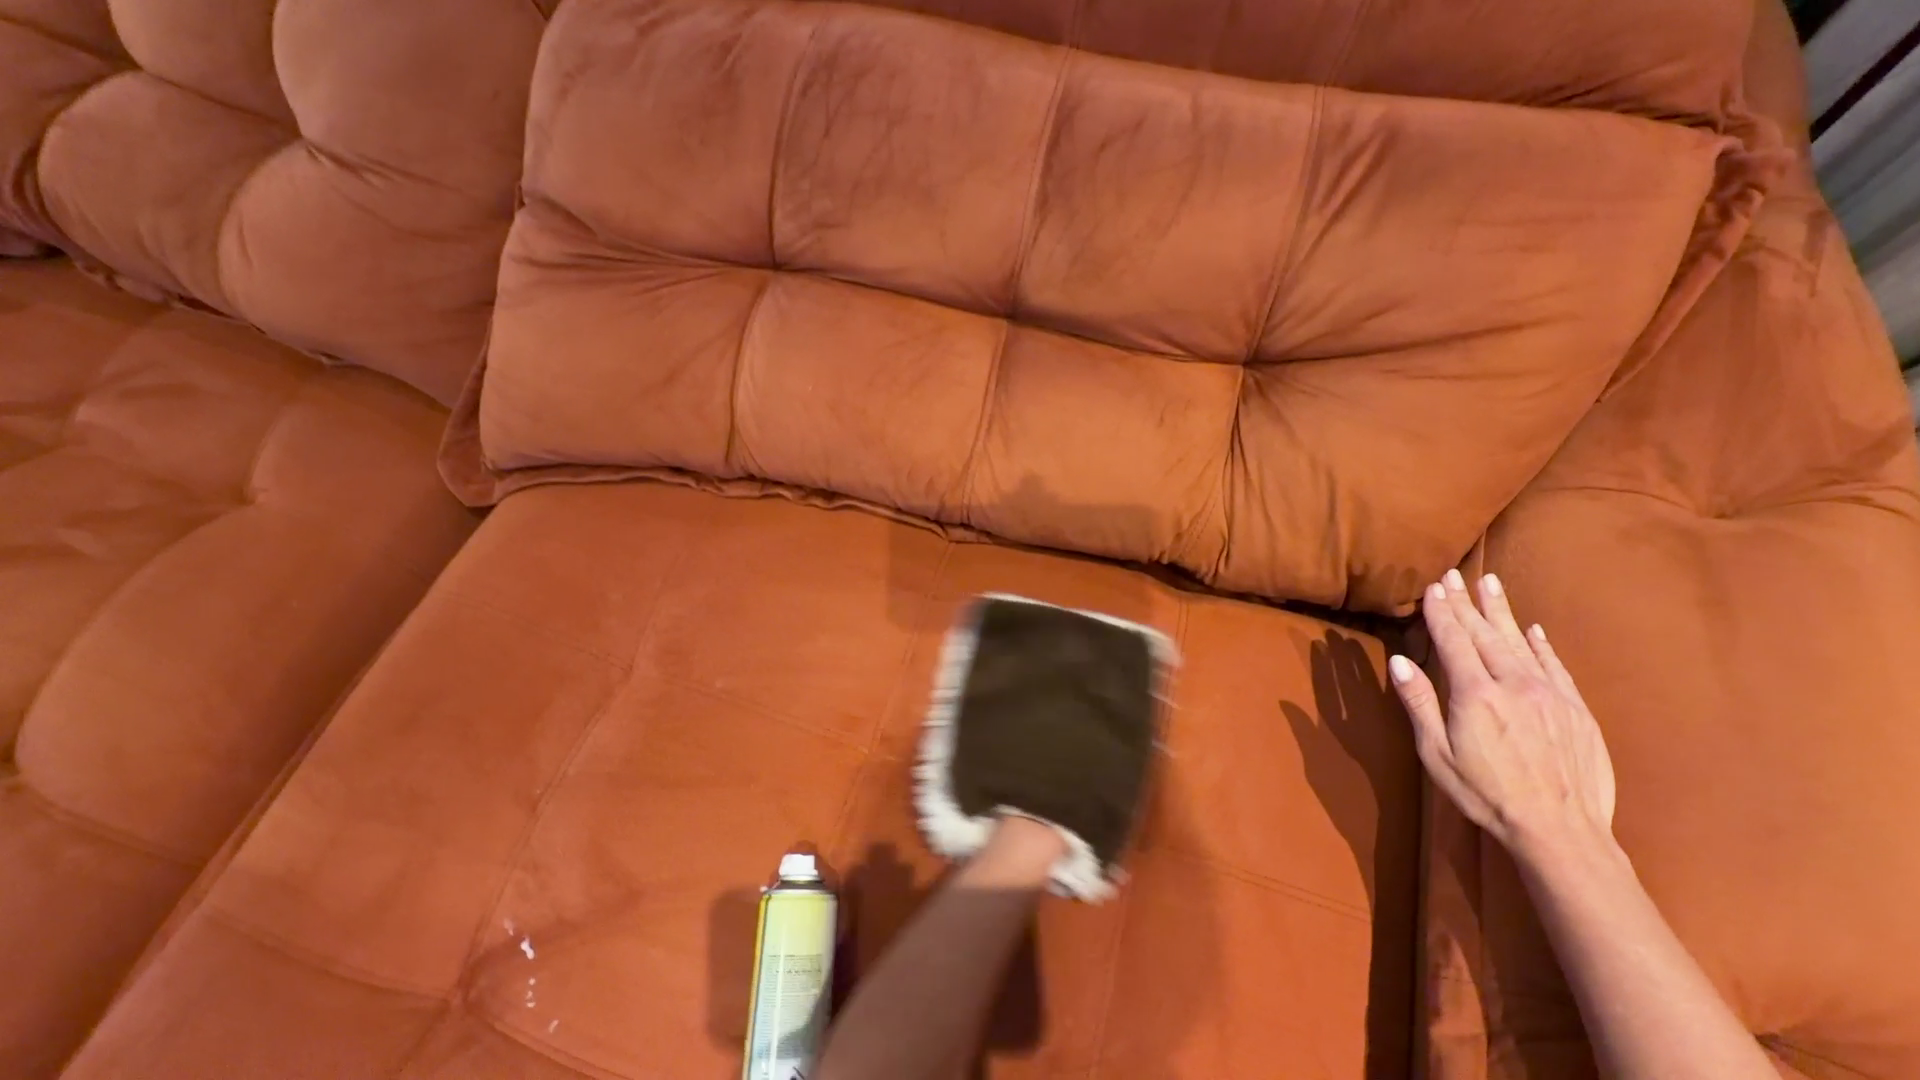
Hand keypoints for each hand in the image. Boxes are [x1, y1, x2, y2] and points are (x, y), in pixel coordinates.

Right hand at [1388, 571, 1616, 862]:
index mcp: (1475, 694)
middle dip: (1467, 603)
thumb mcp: (1437, 754)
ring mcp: (1550, 694)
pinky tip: (1534, 629)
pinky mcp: (1576, 709)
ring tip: (1491, 584)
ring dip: (1502, 612)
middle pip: (1485, 634)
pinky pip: (1555, 666)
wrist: (1560, 830)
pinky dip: (1542, 644)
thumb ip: (1420, 704)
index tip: (1433, 588)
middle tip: (1455, 576)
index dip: (1441, 612)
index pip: (1454, 641)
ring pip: (1521, 642)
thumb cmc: (1486, 795)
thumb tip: (1400, 661)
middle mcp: (1514, 684)